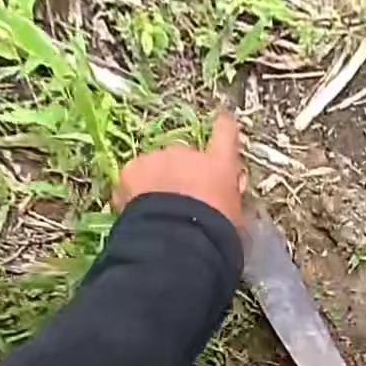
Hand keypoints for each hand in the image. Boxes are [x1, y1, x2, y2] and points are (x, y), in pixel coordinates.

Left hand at [111, 111, 243, 228]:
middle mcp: (188, 153)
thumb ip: (228, 203)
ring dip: (157, 184)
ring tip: (157, 215)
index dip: (224, 129)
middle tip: (180, 204)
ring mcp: (158, 158)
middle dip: (182, 173)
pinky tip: (138, 216)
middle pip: (184, 155)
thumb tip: (226, 198)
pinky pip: (133, 179)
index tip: (222, 123)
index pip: (226, 132)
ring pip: (156, 166)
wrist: (180, 242)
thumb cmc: (216, 236)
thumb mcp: (233, 222)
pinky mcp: (132, 170)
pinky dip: (134, 193)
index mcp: (219, 165)